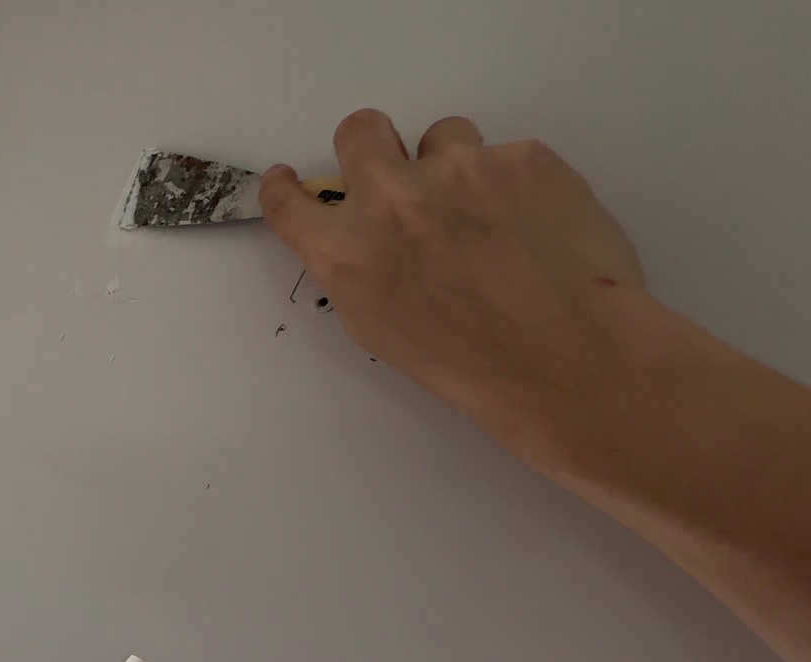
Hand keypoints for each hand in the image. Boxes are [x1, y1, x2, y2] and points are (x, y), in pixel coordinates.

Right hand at [259, 110, 643, 431]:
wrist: (555, 348)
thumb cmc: (450, 352)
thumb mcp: (369, 318)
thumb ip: (352, 264)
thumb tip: (362, 237)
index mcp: (341, 249)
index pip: (289, 202)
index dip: (284, 187)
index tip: (288, 179)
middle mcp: (388, 198)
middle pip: (359, 130)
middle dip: (367, 146)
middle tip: (393, 174)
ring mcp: (458, 168)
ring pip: (440, 137)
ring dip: (447, 165)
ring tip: (479, 210)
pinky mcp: (523, 156)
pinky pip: (503, 154)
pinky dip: (507, 183)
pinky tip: (527, 224)